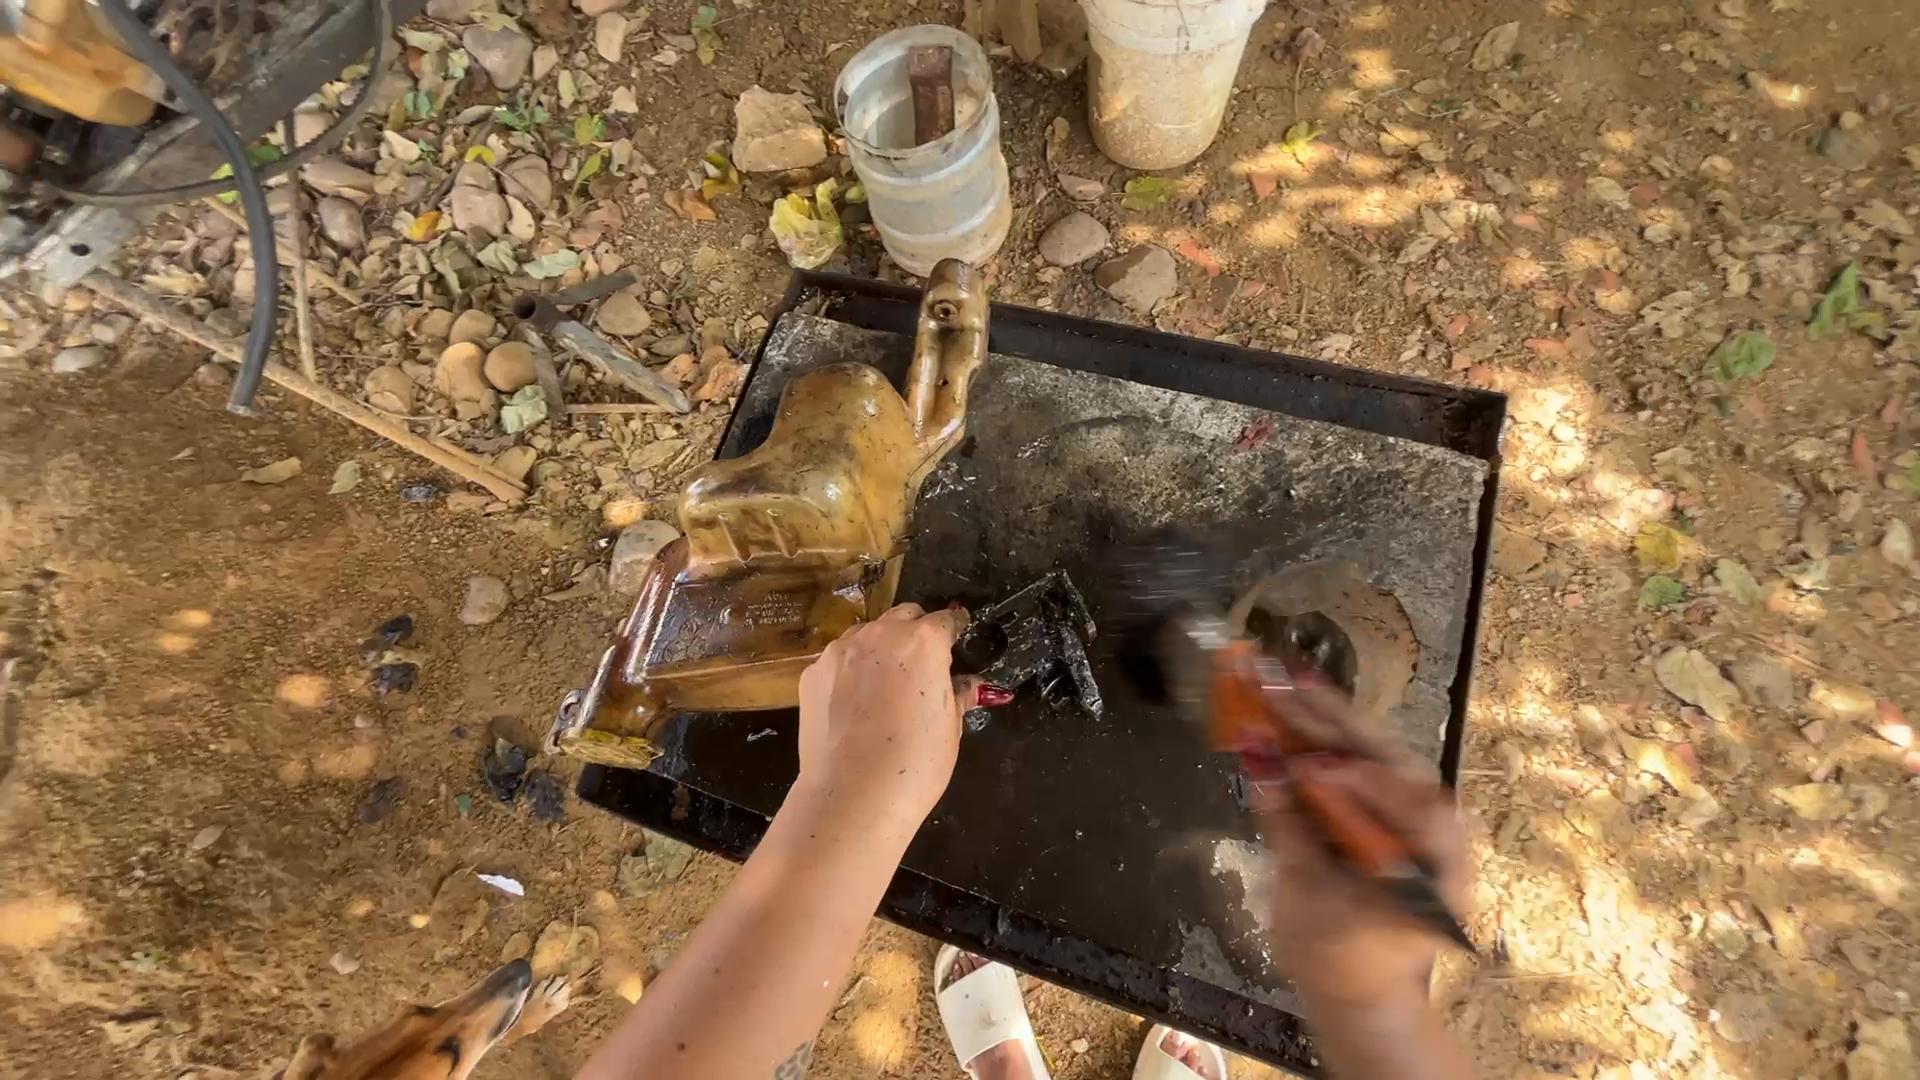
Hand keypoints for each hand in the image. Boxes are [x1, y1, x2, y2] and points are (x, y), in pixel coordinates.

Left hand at [795, 603, 980, 829]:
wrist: (853, 795)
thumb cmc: (915, 763)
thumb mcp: (951, 728)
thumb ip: (959, 695)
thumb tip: (972, 685)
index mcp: (923, 641)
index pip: (946, 620)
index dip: (954, 632)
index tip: (955, 646)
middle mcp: (881, 634)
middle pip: (904, 617)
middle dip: (916, 633)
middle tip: (921, 669)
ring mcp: (841, 651)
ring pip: (867, 634)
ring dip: (880, 649)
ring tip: (883, 689)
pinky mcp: (812, 673)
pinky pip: (838, 661)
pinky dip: (849, 673)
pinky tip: (853, 707)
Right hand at [1249, 678, 1468, 1012]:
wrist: (1359, 991)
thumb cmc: (1340, 956)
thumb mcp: (1309, 896)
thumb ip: (1286, 824)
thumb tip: (1256, 761)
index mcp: (1434, 864)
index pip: (1406, 805)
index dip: (1355, 778)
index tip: (1308, 761)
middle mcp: (1434, 829)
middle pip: (1388, 759)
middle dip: (1333, 719)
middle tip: (1286, 681)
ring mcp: (1411, 815)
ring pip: (1374, 752)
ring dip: (1326, 716)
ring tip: (1288, 678)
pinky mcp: (1383, 808)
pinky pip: (1356, 762)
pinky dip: (1323, 734)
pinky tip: (1298, 702)